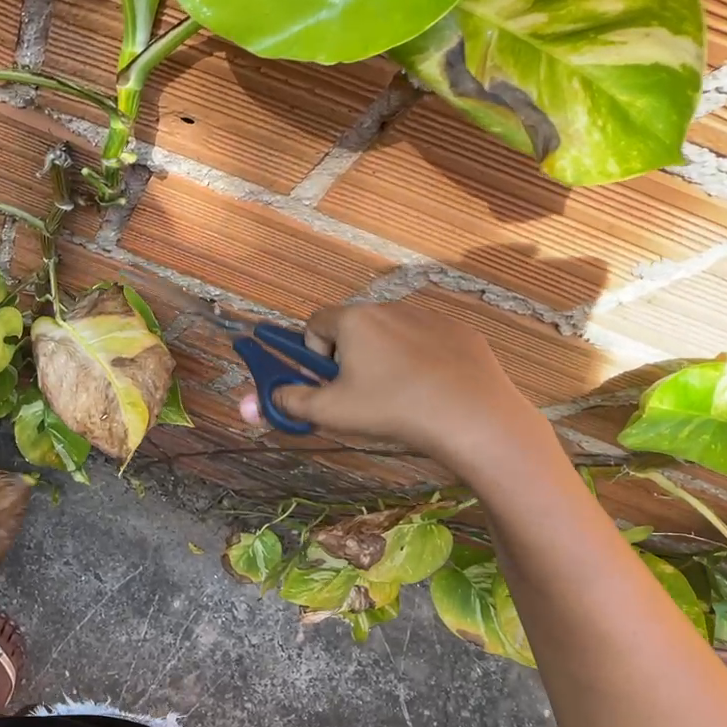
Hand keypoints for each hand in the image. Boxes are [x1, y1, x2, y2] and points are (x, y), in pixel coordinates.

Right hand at [239, 303, 542, 465]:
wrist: (475, 418)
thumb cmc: (392, 409)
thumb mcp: (330, 412)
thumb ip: (287, 402)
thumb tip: (251, 403)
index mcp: (354, 320)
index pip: (315, 323)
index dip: (313, 354)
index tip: (326, 382)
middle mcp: (389, 307)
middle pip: (353, 328)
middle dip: (349, 358)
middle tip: (359, 395)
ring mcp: (430, 317)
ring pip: (391, 335)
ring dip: (384, 358)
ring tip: (399, 397)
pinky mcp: (462, 333)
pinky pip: (427, 343)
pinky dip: (421, 362)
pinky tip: (432, 392)